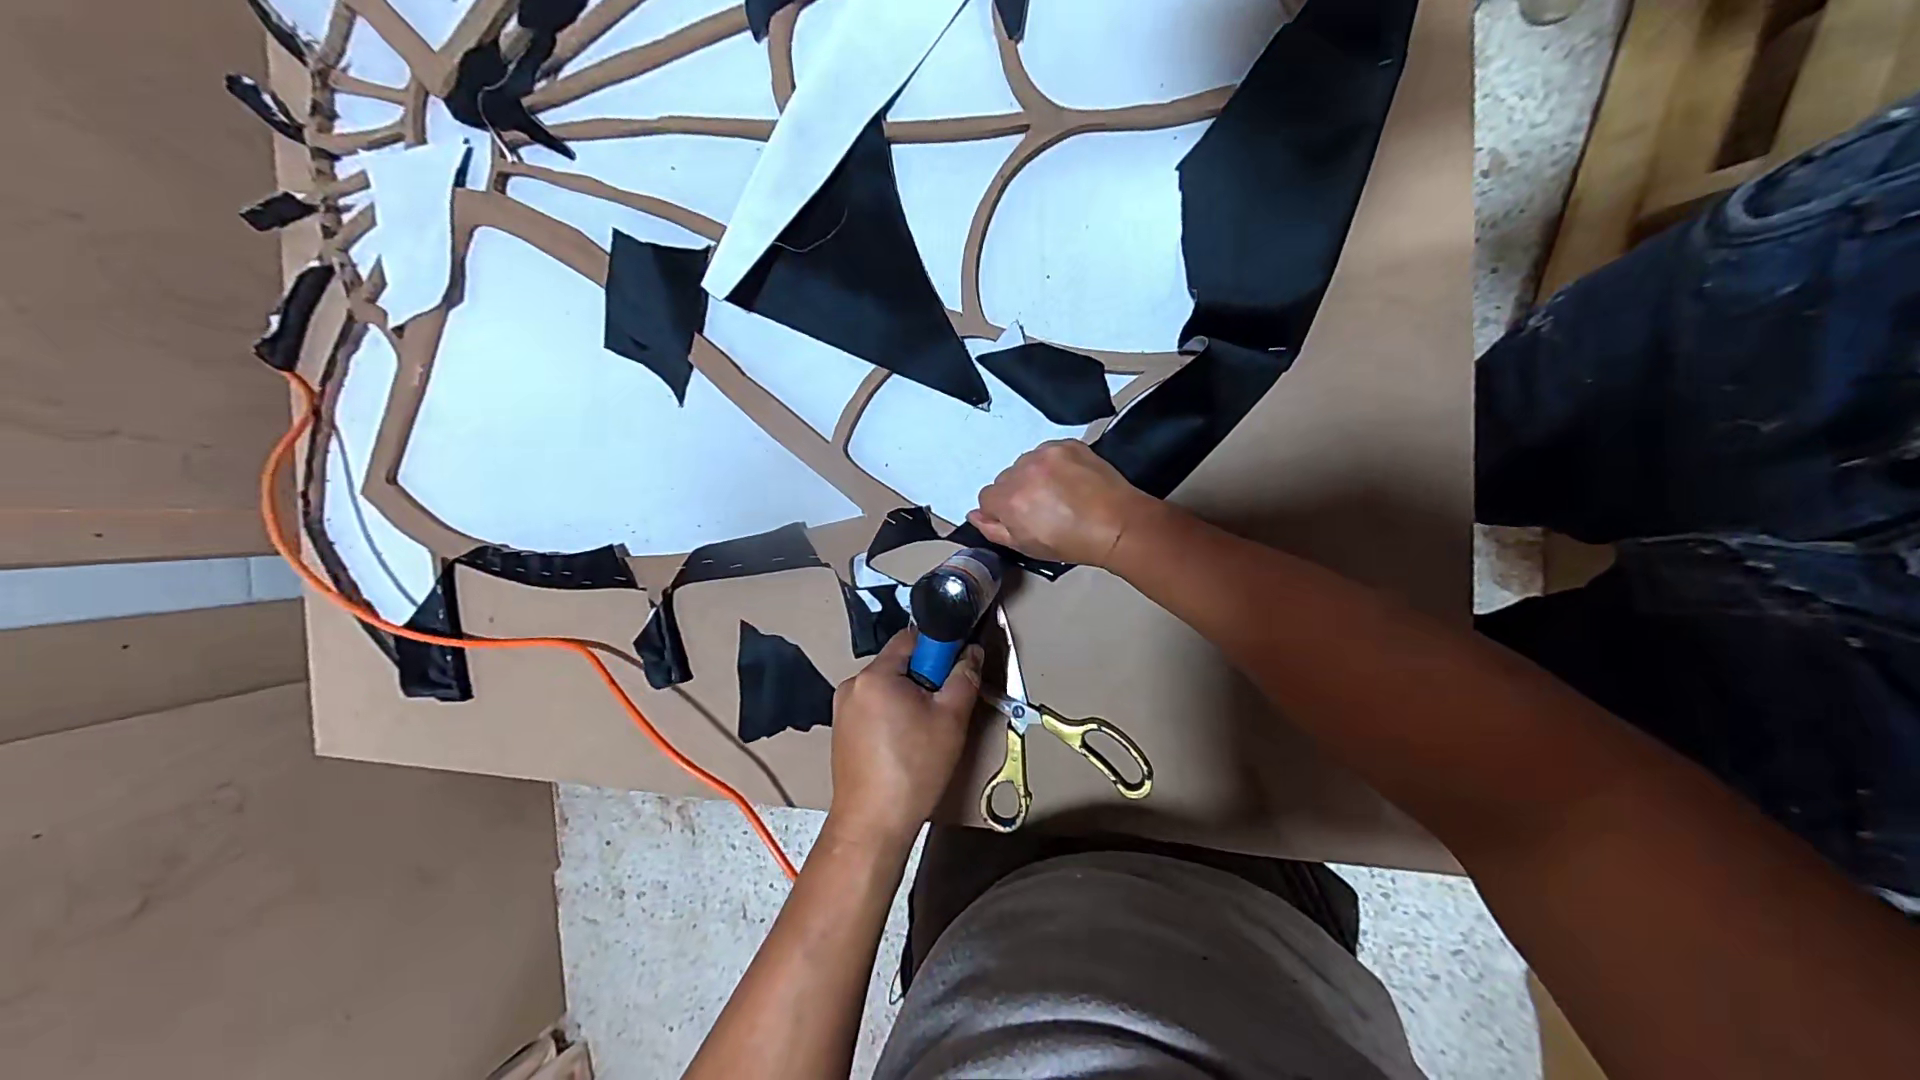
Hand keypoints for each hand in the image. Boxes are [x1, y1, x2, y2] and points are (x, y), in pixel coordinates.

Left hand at [827, 629, 983, 847]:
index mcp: (875, 675)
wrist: (873, 824)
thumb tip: (970, 653)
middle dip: (926, 679)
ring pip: (888, 689)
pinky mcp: (842, 732)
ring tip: (926, 733)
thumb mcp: (952, 718)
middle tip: (943, 709)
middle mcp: (852, 686)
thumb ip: (964, 677)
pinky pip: (874, 709)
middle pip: (899, 664)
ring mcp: (843, 710)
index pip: (912, 638)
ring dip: (910, 699)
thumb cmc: (911, 771)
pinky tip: (906, 746)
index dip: (940, 650)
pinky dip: (893, 717)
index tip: (955, 670)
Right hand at [967, 439, 1152, 566]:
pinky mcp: (1067, 445)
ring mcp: (1047, 455)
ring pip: (1025, 464)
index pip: (986, 498)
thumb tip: (976, 516)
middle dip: (1018, 492)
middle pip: (1005, 479)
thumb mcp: (1027, 546)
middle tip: (1043, 509)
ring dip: (1035, 476)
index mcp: (1009, 500)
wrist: (1117, 524)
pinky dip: (1054, 465)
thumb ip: (994, 529)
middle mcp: (1023, 472)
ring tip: (1059, 495)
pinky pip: (1047, 452)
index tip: (1020, 517)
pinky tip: (1069, 482)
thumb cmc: (1075, 541)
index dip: (1002, 511)